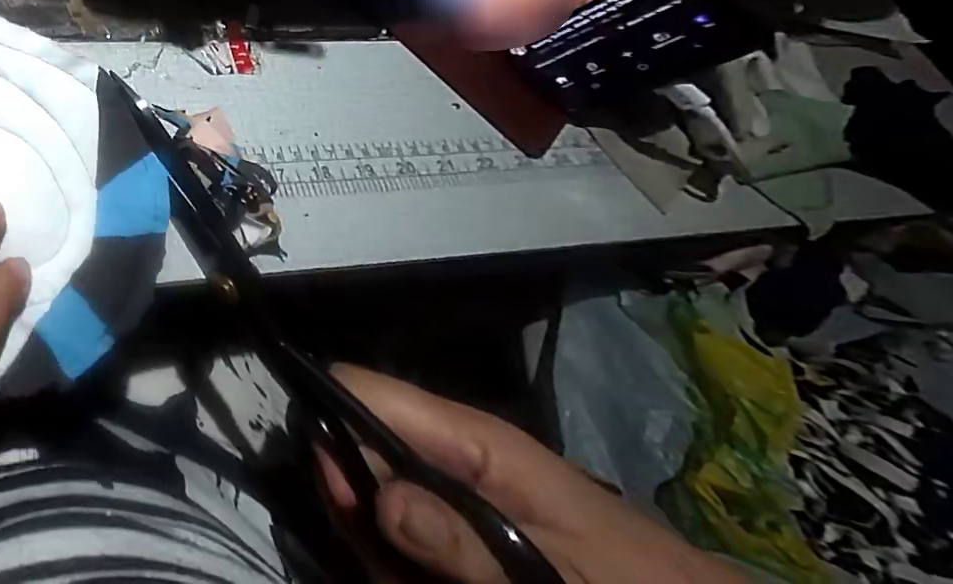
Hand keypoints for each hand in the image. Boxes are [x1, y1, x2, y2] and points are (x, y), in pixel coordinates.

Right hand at [322, 364, 742, 583]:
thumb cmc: (621, 575)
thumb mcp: (552, 570)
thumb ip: (466, 541)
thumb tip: (379, 494)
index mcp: (465, 435)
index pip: (362, 388)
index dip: (331, 420)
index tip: (331, 484)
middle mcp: (442, 448)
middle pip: (351, 443)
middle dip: (349, 500)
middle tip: (387, 562)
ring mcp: (441, 485)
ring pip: (365, 494)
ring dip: (371, 542)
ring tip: (416, 579)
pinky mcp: (447, 518)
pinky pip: (392, 530)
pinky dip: (391, 562)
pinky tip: (417, 580)